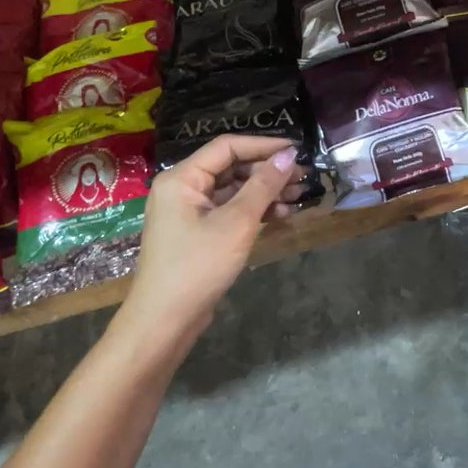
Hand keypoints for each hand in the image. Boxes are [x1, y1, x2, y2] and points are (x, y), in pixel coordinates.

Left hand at [111, 136, 306, 355]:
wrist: (165, 321)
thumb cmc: (198, 266)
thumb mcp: (237, 223)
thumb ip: (264, 185)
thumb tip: (289, 155)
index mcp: (182, 178)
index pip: (227, 147)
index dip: (264, 145)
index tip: (296, 150)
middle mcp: (183, 188)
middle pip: (232, 167)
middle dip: (268, 171)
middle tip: (302, 177)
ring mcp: (189, 211)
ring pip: (234, 189)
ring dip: (266, 191)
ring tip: (298, 196)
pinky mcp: (198, 232)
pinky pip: (230, 209)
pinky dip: (255, 209)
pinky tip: (281, 214)